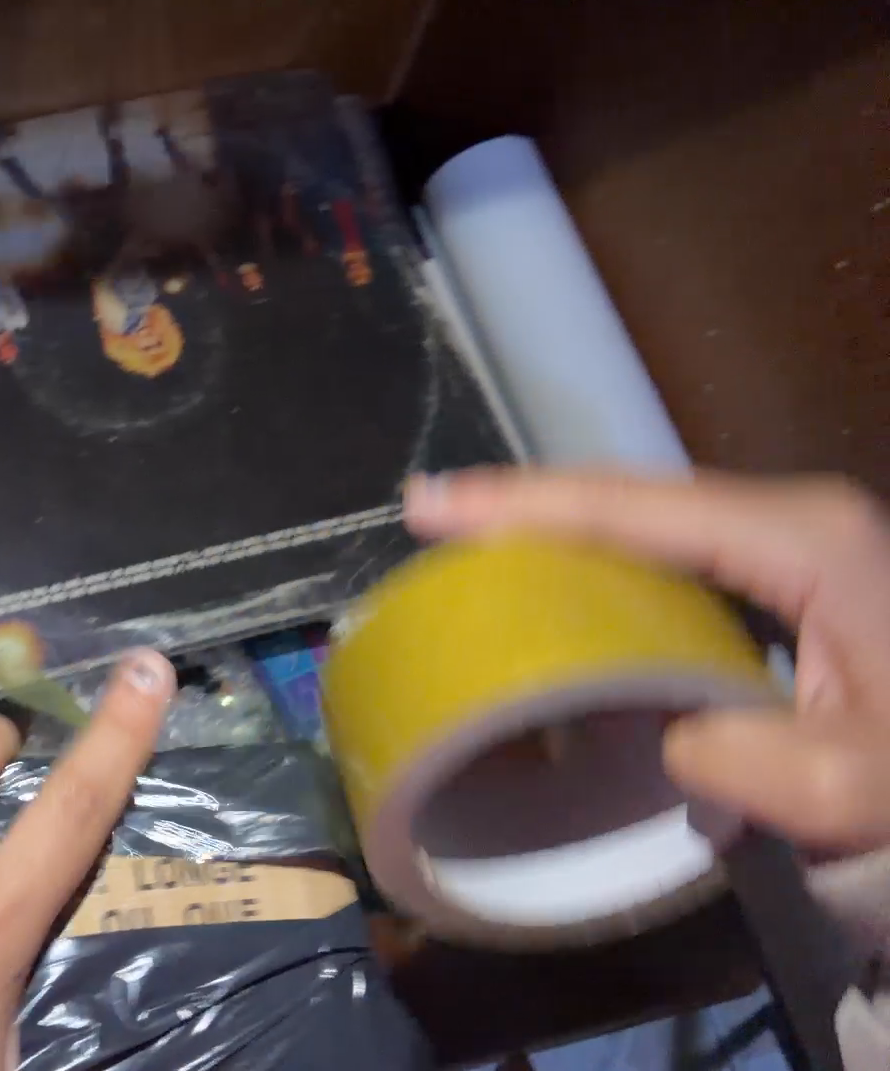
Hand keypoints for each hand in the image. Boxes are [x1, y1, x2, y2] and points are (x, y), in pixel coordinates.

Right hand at [405, 468, 889, 852]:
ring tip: (459, 524)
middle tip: (426, 509)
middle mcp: (778, 515)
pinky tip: (537, 558)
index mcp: (796, 538)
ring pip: (629, 510)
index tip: (426, 507)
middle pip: (616, 490)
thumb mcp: (879, 780)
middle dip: (512, 498)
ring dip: (538, 517)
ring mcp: (776, 535)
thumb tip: (679, 742)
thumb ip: (795, 770)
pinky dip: (577, 542)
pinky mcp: (772, 562)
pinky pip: (647, 538)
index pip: (622, 505)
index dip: (514, 503)